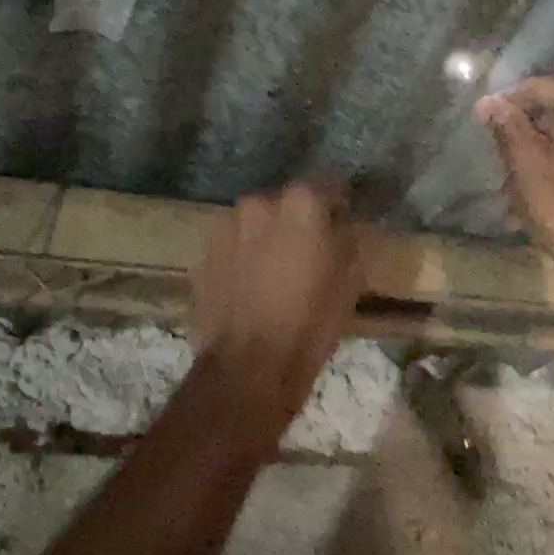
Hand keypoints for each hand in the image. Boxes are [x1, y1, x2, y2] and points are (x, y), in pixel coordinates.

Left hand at [190, 181, 361, 412]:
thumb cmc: (311, 322)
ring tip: (277, 271)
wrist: (247, 367)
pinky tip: (252, 285)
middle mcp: (259, 203)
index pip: (330, 187)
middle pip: (288, 204)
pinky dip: (244, 256)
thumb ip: (348, 238)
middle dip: (299, 221)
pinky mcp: (203, 254)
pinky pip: (233, 245)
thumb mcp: (351, 280)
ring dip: (268, 237)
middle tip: (310, 251)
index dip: (340, 206)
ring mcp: (225, 226)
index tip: (344, 223)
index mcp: (301, 203)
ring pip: (257, 223)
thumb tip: (344, 225)